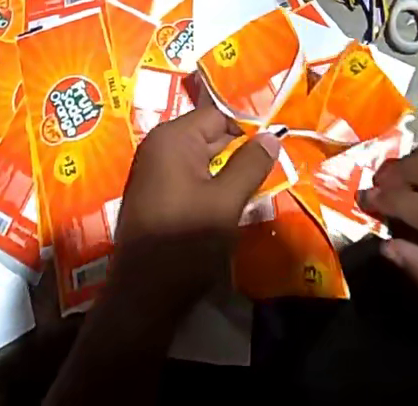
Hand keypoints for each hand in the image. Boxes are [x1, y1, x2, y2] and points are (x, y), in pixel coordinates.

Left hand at [107, 99, 281, 317]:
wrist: (142, 301)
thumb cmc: (185, 244)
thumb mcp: (227, 202)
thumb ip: (252, 163)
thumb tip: (273, 135)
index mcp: (173, 139)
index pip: (219, 115)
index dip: (249, 127)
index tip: (275, 142)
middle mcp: (158, 146)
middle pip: (210, 134)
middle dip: (240, 148)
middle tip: (273, 161)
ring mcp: (152, 170)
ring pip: (201, 156)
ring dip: (227, 167)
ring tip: (257, 180)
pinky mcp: (153, 194)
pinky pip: (189, 174)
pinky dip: (210, 181)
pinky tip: (231, 198)